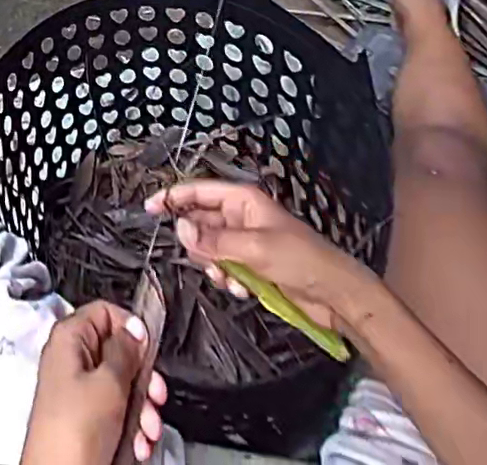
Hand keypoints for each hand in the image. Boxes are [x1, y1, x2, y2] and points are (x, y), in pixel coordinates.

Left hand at [22, 301, 168, 464]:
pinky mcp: (85, 417)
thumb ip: (126, 352)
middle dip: (143, 378)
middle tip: (155, 397)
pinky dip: (132, 427)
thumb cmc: (78, 427)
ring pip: (122, 385)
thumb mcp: (109, 383)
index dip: (130, 327)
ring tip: (147, 431)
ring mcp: (78, 388)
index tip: (149, 352)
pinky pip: (116, 411)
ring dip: (142, 409)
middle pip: (118, 352)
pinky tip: (138, 445)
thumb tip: (136, 326)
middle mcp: (72, 357)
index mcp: (70, 337)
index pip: (105, 312)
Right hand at [145, 181, 375, 334]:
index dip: (172, 197)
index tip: (150, 208)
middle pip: (200, 222)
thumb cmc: (301, 260)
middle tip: (204, 259)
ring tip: (229, 277)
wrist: (336, 296)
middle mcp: (240, 216)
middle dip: (198, 243)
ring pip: (209, 248)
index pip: (198, 191)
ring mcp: (244, 240)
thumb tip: (180, 229)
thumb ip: (213, 240)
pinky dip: (226, 277)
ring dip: (213, 265)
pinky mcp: (250, 263)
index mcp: (242, 199)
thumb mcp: (254, 248)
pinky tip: (241, 287)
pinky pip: (223, 265)